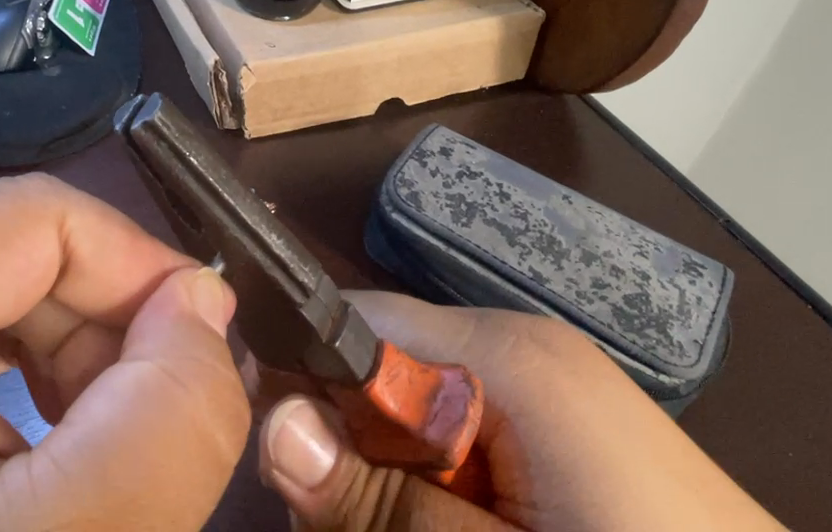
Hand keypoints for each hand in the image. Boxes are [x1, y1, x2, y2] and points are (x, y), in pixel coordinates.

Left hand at [0, 174, 250, 530]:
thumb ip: (160, 422)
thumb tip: (201, 303)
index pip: (35, 216)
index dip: (138, 265)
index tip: (208, 348)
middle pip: (8, 247)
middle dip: (103, 322)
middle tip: (153, 424)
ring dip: (67, 353)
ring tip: (96, 448)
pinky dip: (17, 379)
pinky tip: (34, 450)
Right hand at [257, 291, 785, 530]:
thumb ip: (389, 506)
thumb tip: (273, 428)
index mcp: (508, 354)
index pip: (358, 320)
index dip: (302, 377)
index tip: (276, 457)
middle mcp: (518, 349)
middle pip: (380, 370)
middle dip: (348, 447)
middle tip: (341, 522)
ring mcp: (543, 388)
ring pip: (414, 413)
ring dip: (390, 480)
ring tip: (408, 531)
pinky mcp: (558, 431)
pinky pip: (462, 439)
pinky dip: (436, 490)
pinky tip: (451, 529)